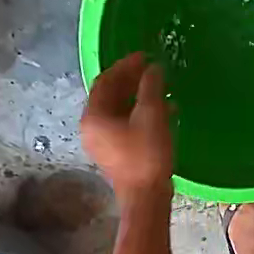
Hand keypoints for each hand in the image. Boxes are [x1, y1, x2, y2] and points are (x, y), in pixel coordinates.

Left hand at [82, 53, 172, 200]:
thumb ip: (151, 87)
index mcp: (94, 116)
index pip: (105, 80)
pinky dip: (139, 113)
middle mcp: (91, 127)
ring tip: (160, 87)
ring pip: (118, 109)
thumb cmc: (147, 155)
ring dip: (138, 96)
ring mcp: (101, 141)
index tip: (145, 55)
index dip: (125, 65)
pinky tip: (162, 110)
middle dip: (132, 80)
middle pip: (110, 94)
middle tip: (152, 69)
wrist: (146, 198)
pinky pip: (124, 124)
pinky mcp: (114, 152)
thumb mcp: (151, 115)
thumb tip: (153, 68)